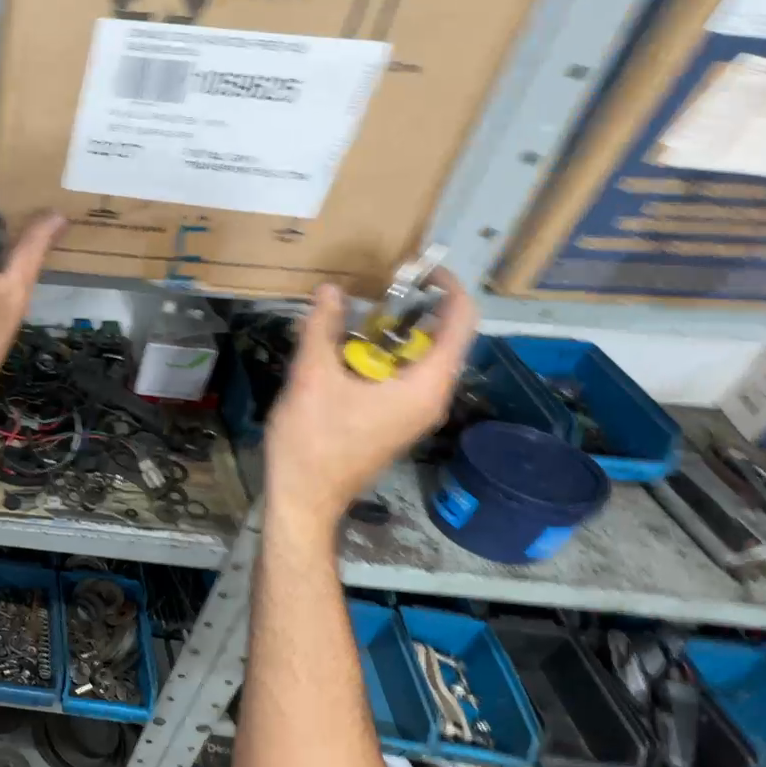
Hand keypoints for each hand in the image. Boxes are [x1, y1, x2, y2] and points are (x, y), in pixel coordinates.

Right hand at [265, 273, 478, 518]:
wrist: (305, 497)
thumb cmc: (312, 439)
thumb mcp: (311, 378)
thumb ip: (322, 329)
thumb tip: (330, 290)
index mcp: (425, 386)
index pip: (460, 324)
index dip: (448, 290)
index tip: (421, 269)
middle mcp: (431, 399)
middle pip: (440, 341)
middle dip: (411, 312)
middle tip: (375, 293)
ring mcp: (414, 415)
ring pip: (418, 362)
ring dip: (392, 337)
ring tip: (355, 319)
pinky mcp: (394, 424)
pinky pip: (402, 380)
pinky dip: (383, 359)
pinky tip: (345, 356)